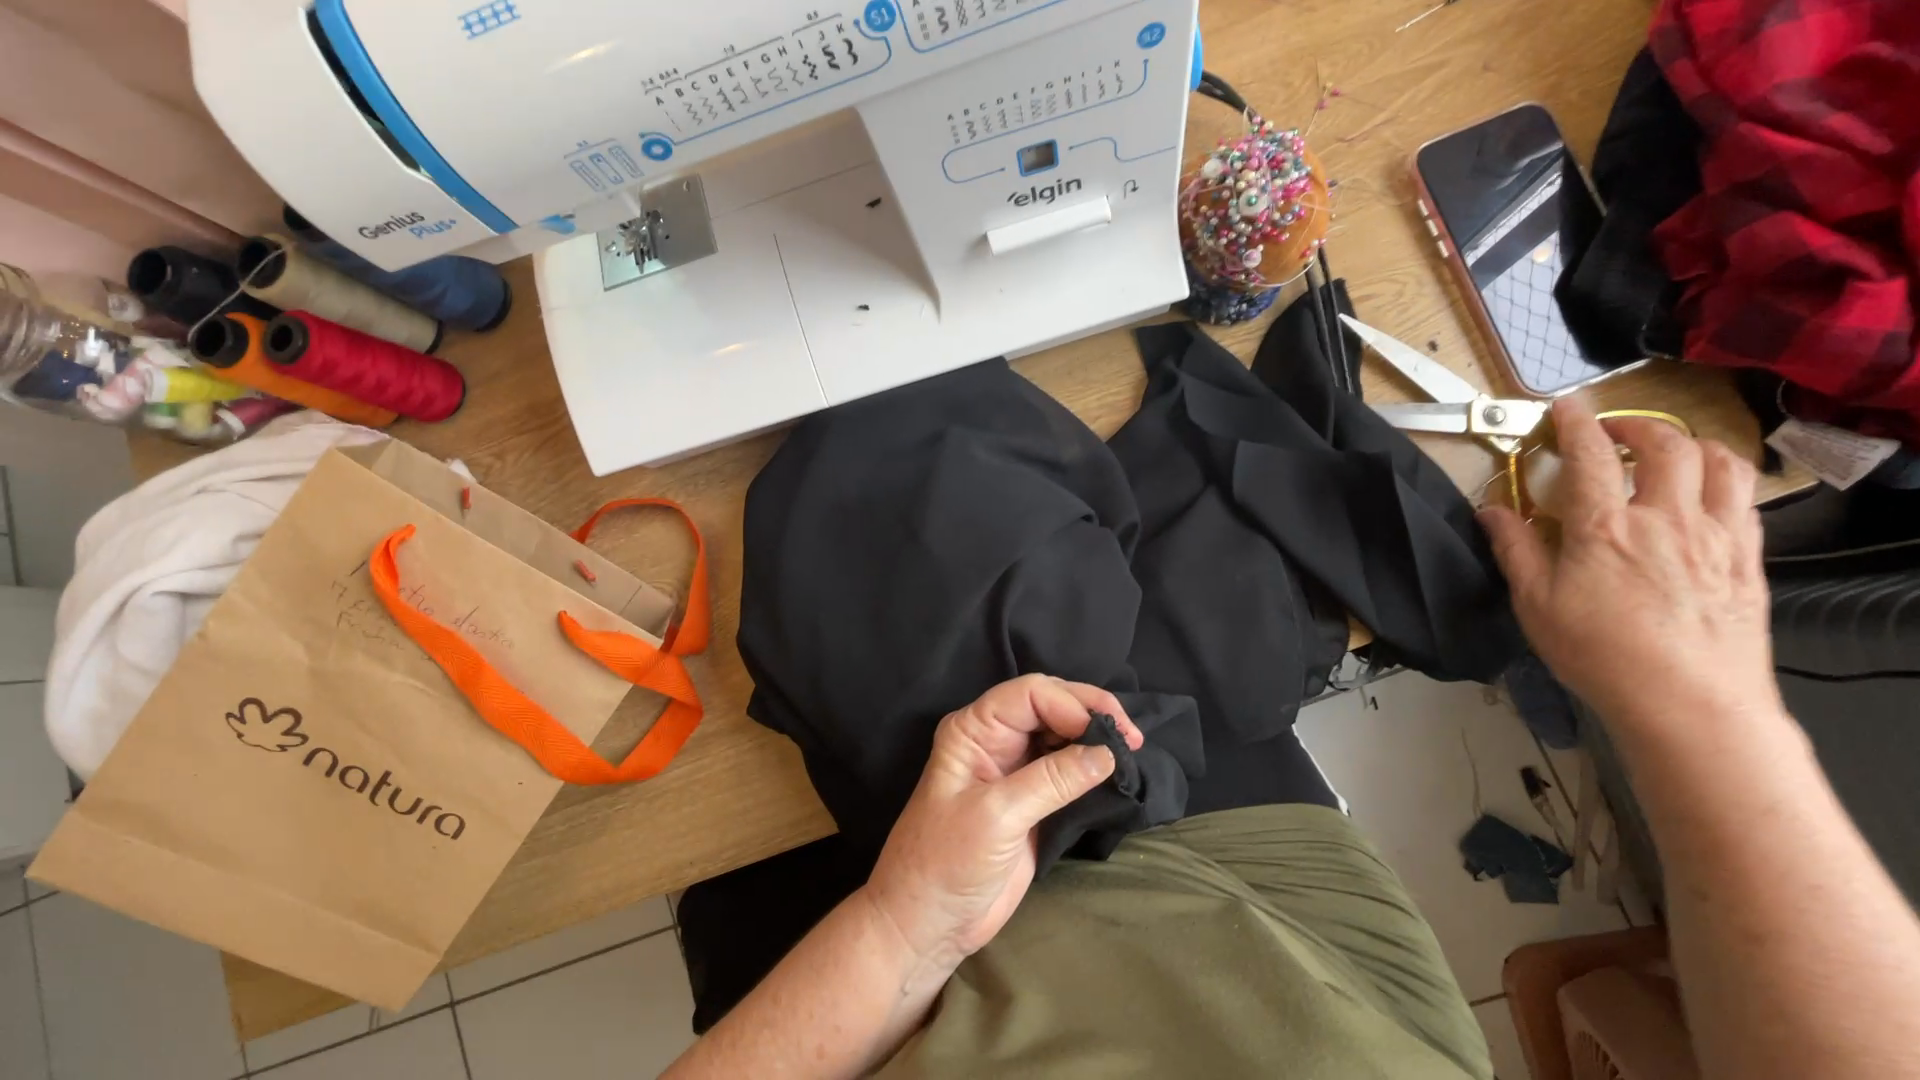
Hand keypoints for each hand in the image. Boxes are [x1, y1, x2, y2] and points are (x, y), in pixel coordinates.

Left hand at [862, 675, 1140, 974]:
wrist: (929, 922)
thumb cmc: (947, 863)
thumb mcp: (998, 816)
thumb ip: (1051, 781)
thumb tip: (1106, 753)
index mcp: (973, 730)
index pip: (1029, 694)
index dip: (1069, 704)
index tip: (1104, 735)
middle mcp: (994, 740)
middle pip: (1049, 704)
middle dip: (1090, 711)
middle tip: (1132, 736)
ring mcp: (1013, 769)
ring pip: (1061, 733)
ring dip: (1095, 736)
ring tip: (1132, 749)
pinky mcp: (1030, 800)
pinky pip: (1066, 768)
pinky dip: (1092, 765)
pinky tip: (1115, 772)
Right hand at [1479, 397, 1780, 737]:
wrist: (1688, 703)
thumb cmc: (1602, 656)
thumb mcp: (1536, 605)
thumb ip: (1515, 550)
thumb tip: (1491, 512)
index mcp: (1604, 529)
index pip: (1591, 456)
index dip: (1576, 423)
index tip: (1567, 407)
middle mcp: (1665, 520)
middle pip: (1665, 446)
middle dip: (1637, 426)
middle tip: (1614, 433)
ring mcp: (1714, 537)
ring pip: (1720, 462)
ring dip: (1691, 444)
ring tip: (1669, 452)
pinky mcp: (1747, 559)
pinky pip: (1745, 499)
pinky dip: (1724, 480)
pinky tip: (1704, 494)